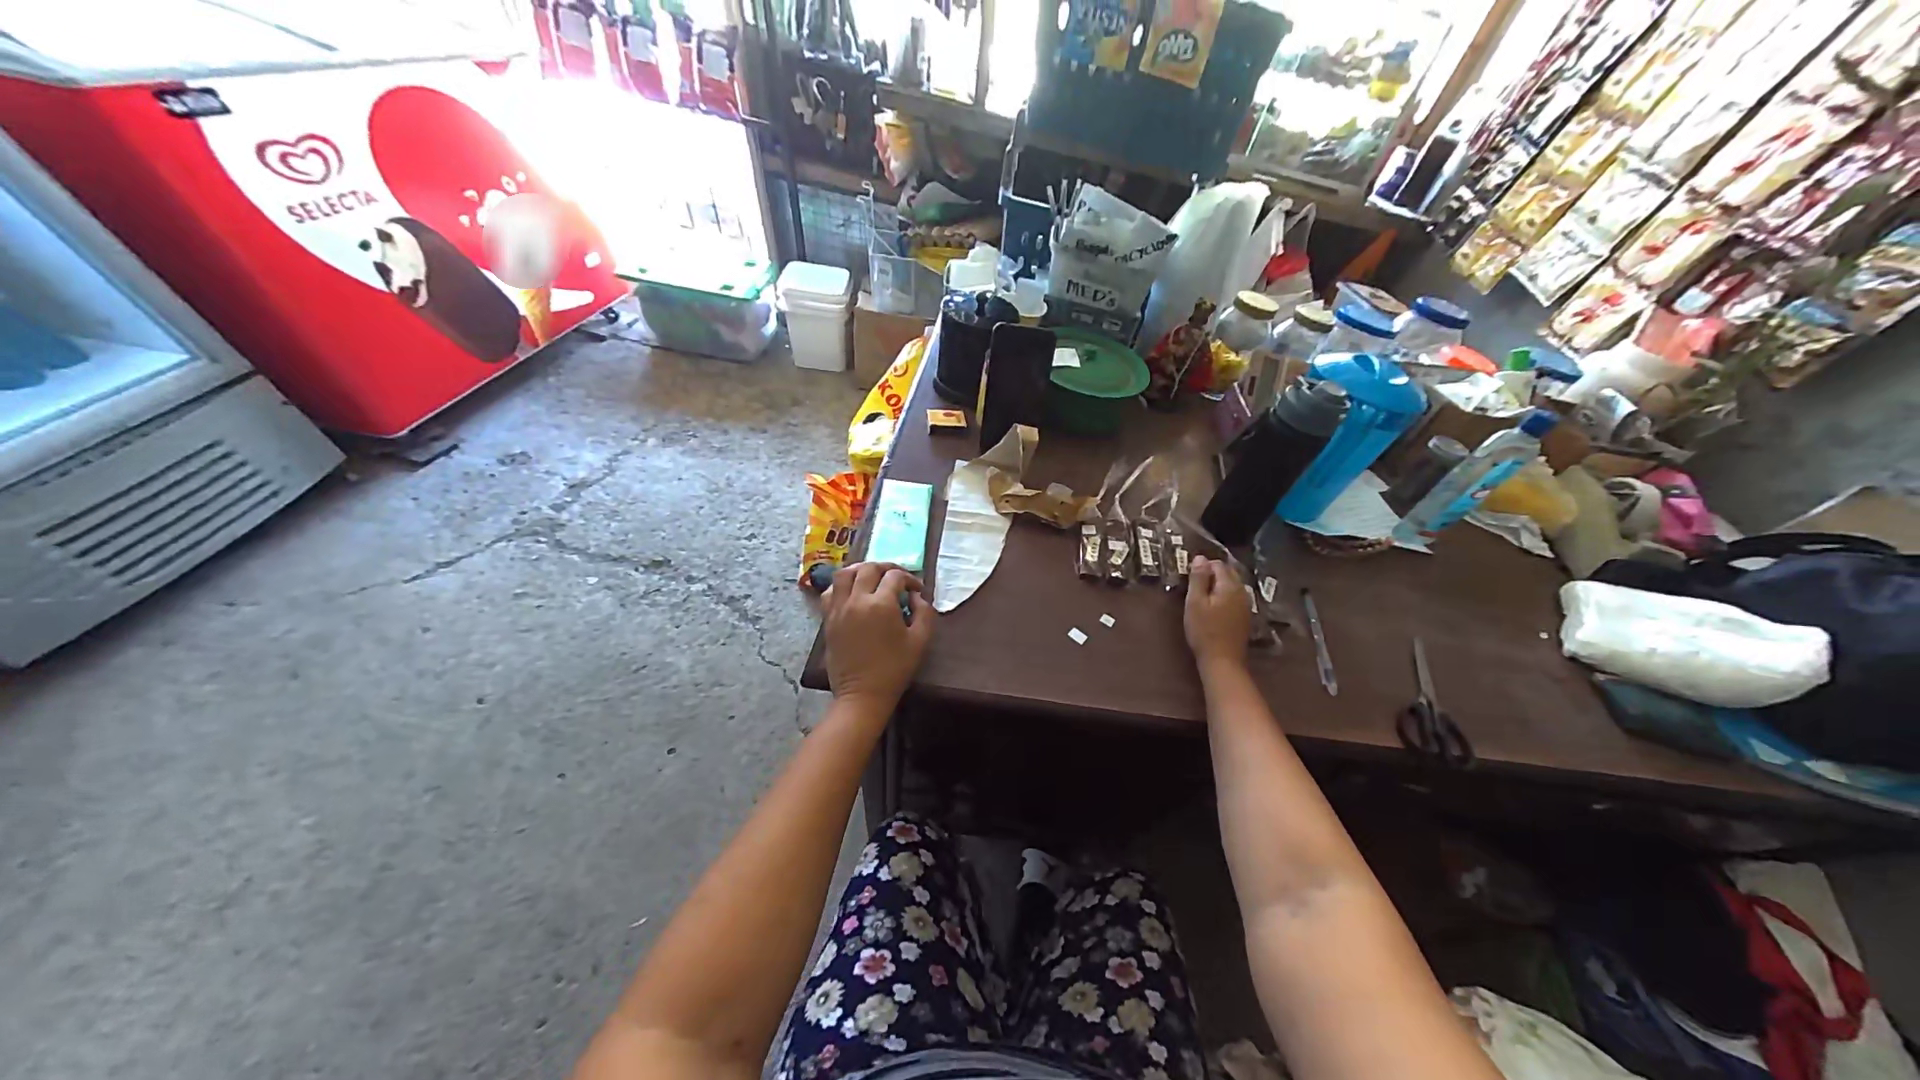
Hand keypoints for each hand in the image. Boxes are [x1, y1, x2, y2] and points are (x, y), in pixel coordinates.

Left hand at [824, 562, 935, 707]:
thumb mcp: (920, 641)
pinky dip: (842, 585)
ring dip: (860, 570)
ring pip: (844, 574)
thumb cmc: (895, 670)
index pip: (895, 577)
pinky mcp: (828, 619)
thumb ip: (924, 613)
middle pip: (869, 568)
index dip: (909, 579)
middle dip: (886, 568)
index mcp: (881, 604)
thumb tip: (917, 597)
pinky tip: (852, 592)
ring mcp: (839, 608)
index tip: (916, 590)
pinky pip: (831, 592)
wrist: (862, 694)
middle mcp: (857, 600)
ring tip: (871, 576)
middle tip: (897, 577)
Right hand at [1184, 555, 1249, 671]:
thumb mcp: (1195, 603)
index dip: (1202, 567)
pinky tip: (1214, 607)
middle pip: (1228, 573)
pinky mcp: (1245, 616)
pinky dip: (1224, 596)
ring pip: (1232, 585)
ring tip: (1202, 596)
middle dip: (1212, 574)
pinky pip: (1235, 597)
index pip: (1218, 564)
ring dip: (1218, 585)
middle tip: (1194, 586)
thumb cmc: (1204, 631)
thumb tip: (1200, 558)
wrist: (1223, 660)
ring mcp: (1246, 604)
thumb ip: (1198, 579)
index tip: (1189, 577)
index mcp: (1230, 585)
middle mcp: (1242, 591)